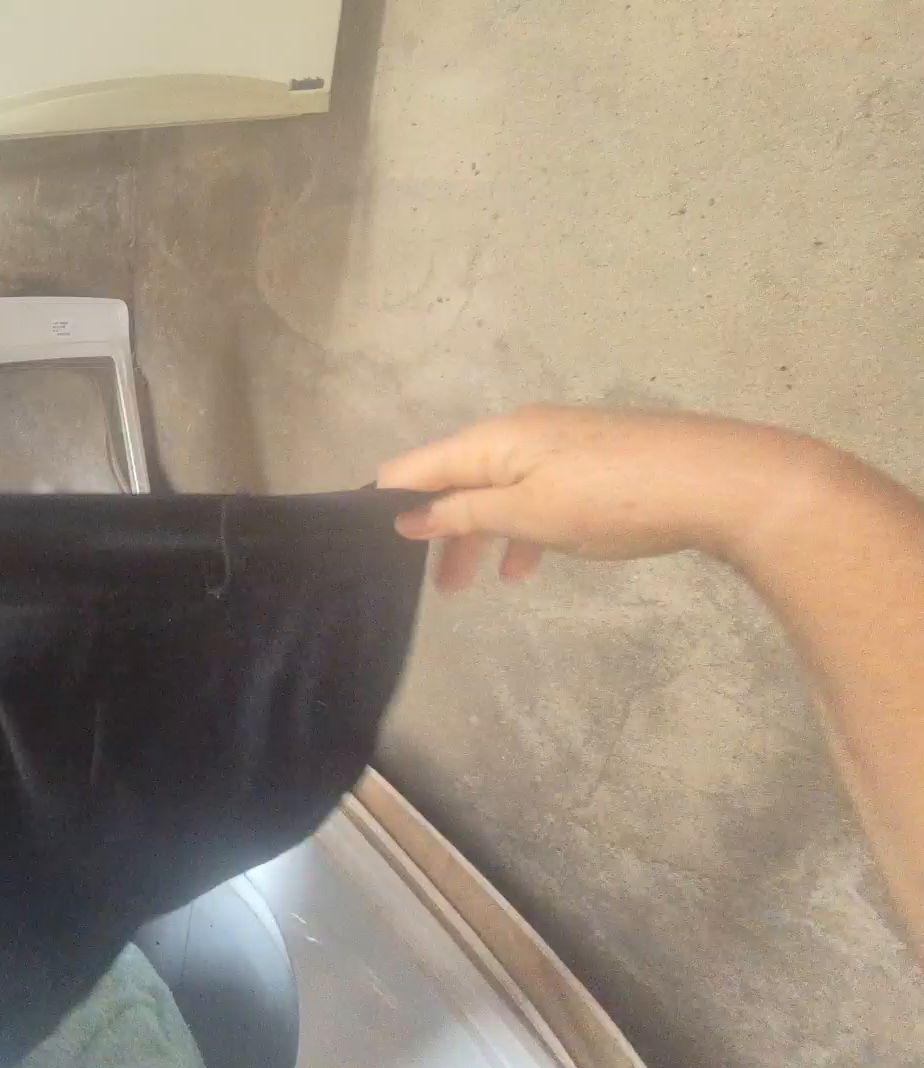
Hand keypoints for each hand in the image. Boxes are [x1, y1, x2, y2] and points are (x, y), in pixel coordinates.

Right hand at [377, 404, 834, 590]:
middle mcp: (514, 433)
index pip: (412, 469)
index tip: (377, 546)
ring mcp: (555, 442)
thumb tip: (403, 517)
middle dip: (435, 531)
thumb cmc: (614, 501)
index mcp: (490, 441)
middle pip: (451, 482)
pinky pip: (531, 490)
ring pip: (492, 491)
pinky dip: (518, 526)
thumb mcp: (524, 515)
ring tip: (471, 585)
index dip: (387, 504)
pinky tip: (527, 564)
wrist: (737, 483)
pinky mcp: (588, 456)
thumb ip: (457, 515)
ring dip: (477, 536)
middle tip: (430, 583)